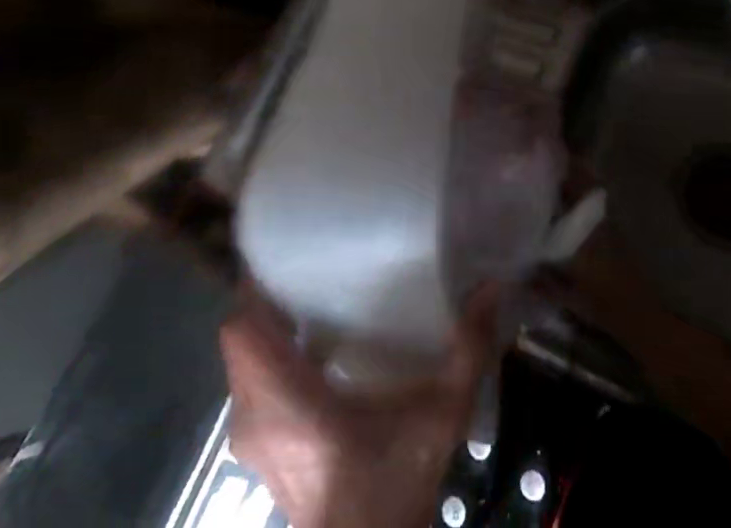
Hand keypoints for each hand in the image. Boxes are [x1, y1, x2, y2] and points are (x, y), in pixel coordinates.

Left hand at [219, 285, 499, 527]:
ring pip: (240, 363)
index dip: (255, 287)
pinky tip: (312, 348)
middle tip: (306, 264)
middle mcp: (255, 416)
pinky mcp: (255, 449)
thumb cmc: (396, 481)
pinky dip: (269, 358)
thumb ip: (467, 350)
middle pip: (239, 339)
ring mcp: (249, 437)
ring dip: (266, 329)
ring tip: (307, 296)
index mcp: (289, 404)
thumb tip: (491, 287)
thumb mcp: (441, 415)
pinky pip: (248, 385)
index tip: (284, 249)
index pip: (243, 331)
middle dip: (265, 299)